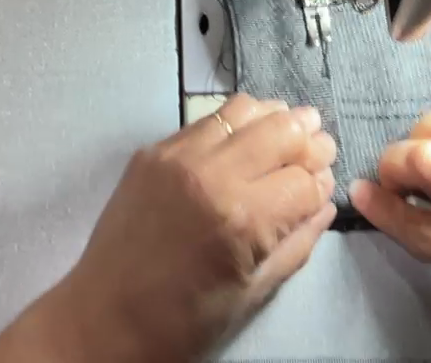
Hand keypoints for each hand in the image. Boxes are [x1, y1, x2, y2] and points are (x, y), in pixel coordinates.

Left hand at [42, 95, 337, 362]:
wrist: (105, 316)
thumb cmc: (184, 320)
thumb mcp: (253, 294)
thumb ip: (297, 243)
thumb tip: (325, 201)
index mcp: (243, 220)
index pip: (305, 181)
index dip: (322, 181)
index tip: (325, 183)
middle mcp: (213, 174)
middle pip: (281, 131)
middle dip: (308, 137)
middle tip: (320, 142)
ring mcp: (179, 154)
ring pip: (243, 109)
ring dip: (273, 115)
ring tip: (289, 122)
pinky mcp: (155, 148)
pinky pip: (205, 119)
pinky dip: (234, 120)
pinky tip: (245, 130)